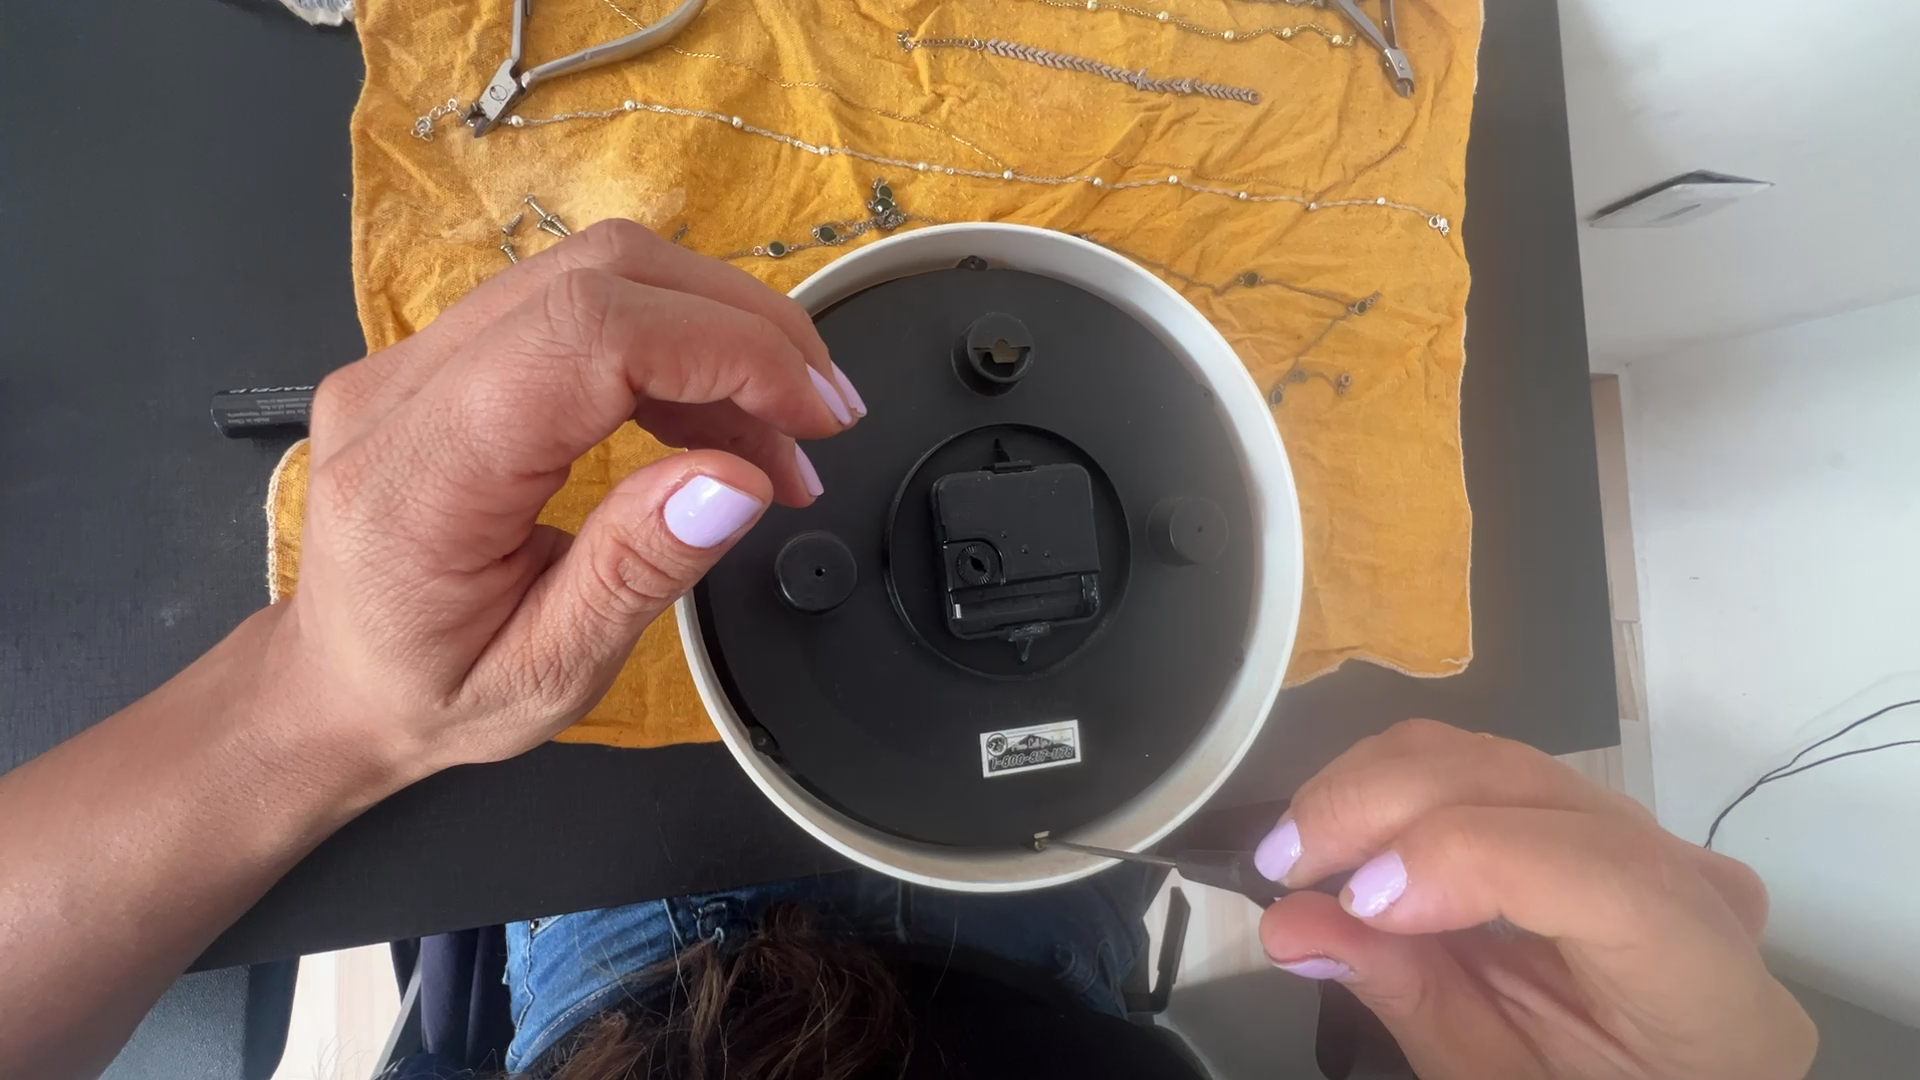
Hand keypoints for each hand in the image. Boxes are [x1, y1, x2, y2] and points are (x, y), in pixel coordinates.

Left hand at [270, 219, 862, 777]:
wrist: (337, 682)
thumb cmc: (435, 692)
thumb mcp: (551, 669)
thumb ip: (640, 570)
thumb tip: (742, 479)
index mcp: (424, 470)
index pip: (592, 337)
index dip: (729, 352)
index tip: (816, 418)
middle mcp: (414, 378)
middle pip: (611, 273)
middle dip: (751, 328)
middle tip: (826, 413)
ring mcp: (435, 352)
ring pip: (615, 277)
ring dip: (731, 340)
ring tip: (789, 438)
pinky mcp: (472, 355)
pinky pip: (604, 318)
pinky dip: (694, 360)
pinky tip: (733, 430)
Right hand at [1256, 719, 1815, 1079]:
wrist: (1632, 1071)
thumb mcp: (1487, 1076)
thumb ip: (1399, 994)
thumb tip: (1284, 926)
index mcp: (1704, 985)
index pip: (1603, 876)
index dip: (1462, 861)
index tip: (1353, 901)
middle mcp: (1676, 873)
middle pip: (1510, 781)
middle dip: (1372, 806)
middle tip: (1282, 864)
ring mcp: (1614, 819)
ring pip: (1467, 749)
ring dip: (1359, 786)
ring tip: (1299, 849)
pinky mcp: (1555, 798)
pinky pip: (1453, 755)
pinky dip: (1375, 781)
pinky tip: (1339, 831)